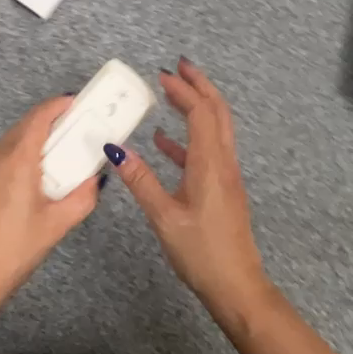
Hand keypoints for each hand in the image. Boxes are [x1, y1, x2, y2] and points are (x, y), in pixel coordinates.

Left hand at [0, 95, 98, 306]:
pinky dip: (19, 156)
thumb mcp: (57, 225)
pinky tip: (31, 176)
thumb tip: (96, 179)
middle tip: (74, 127)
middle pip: (23, 127)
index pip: (38, 118)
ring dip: (32, 139)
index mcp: (16, 160)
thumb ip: (82, 197)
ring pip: (10, 142)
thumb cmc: (15, 250)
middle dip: (48, 122)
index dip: (58, 105)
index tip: (76, 102)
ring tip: (57, 152)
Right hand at [111, 58, 270, 310]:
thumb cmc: (201, 252)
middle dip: (199, 86)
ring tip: (171, 94)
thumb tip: (115, 149)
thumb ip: (140, 181)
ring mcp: (226, 176)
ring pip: (216, 128)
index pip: (200, 112)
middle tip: (178, 67)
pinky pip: (208, 150)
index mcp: (211, 163)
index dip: (182, 90)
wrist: (237, 287)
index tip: (161, 75)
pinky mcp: (223, 189)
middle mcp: (223, 162)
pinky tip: (164, 143)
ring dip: (197, 106)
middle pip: (217, 112)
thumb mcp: (164, 216)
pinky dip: (189, 137)